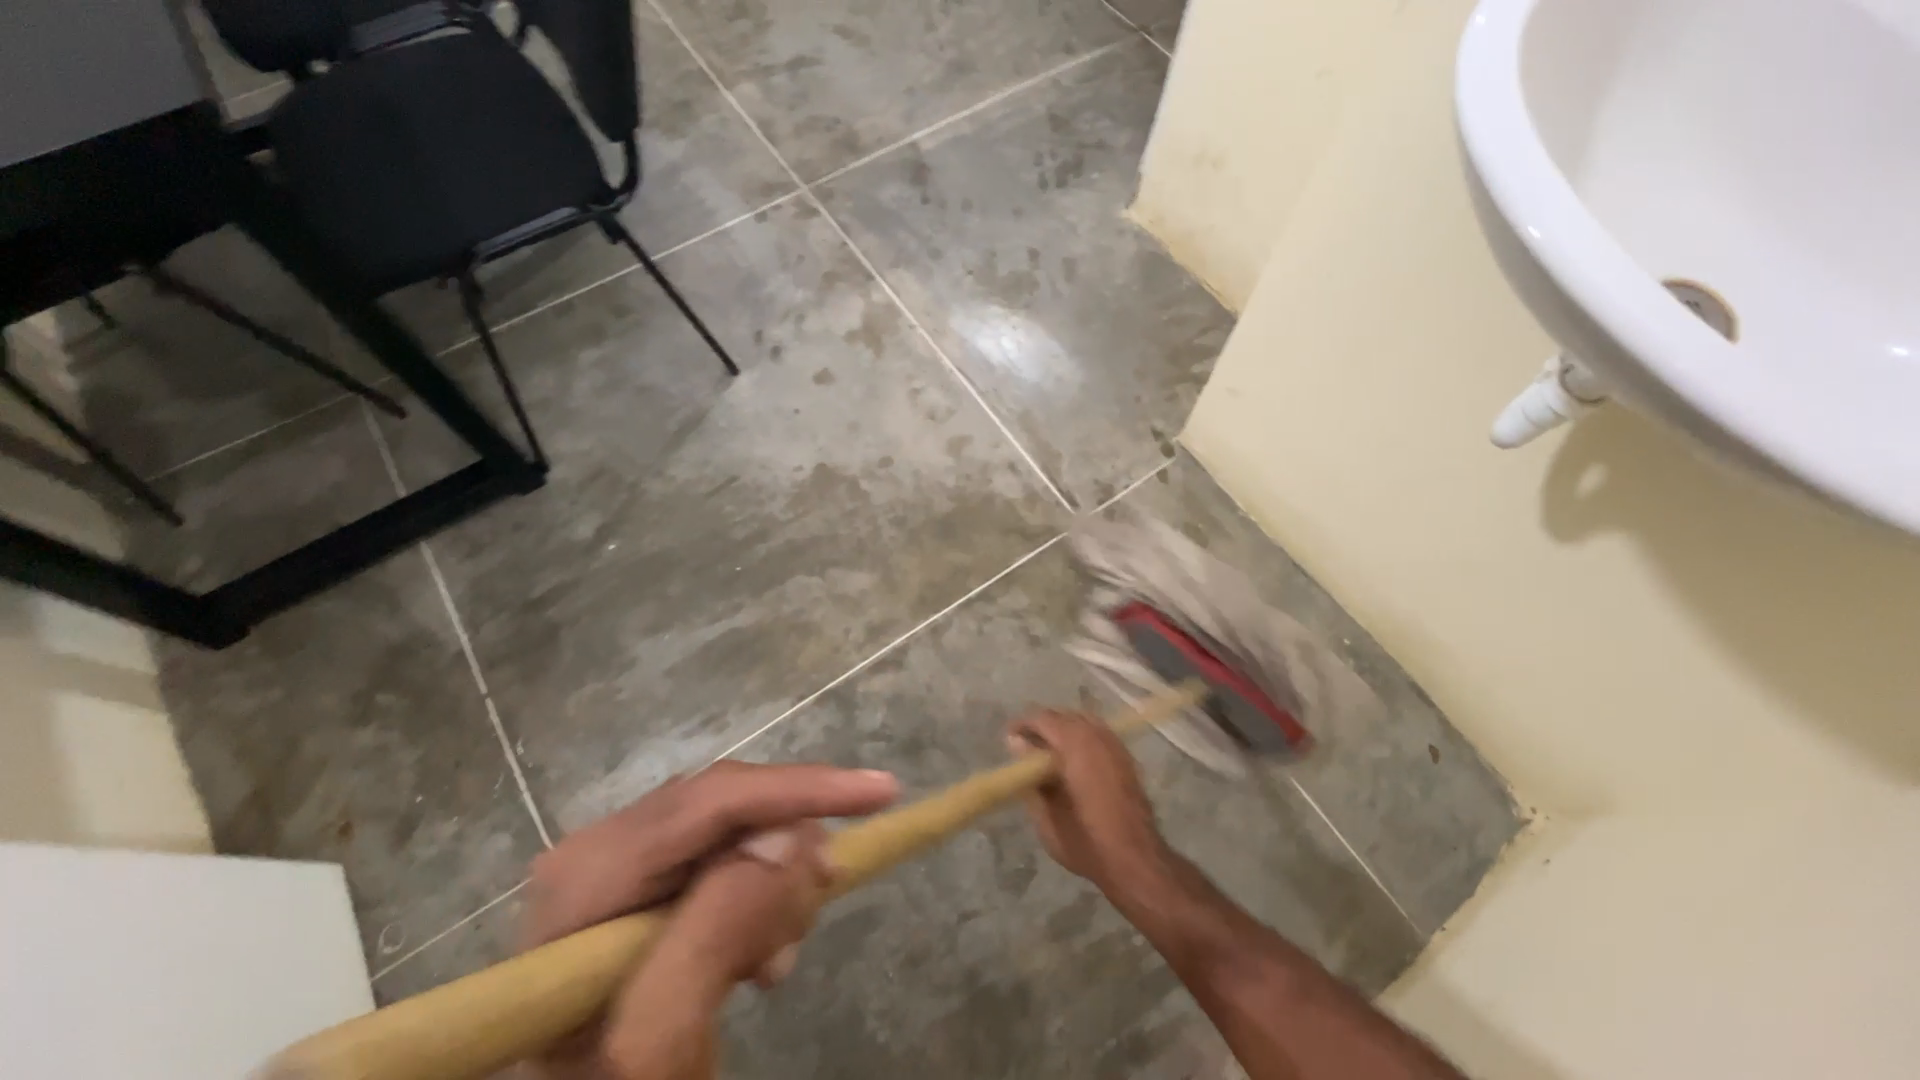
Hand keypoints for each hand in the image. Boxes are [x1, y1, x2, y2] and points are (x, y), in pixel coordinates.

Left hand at [522, 761, 898, 1078]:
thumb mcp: (660, 1045)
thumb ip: (714, 935)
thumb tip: (788, 835)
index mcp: (586, 881)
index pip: (706, 803)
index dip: (797, 790)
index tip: (883, 791)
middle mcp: (598, 852)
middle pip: (726, 808)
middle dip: (786, 854)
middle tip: (808, 923)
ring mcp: (621, 866)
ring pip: (736, 828)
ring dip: (777, 888)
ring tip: (770, 966)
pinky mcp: (645, 885)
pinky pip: (729, 857)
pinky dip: (763, 901)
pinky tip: (758, 959)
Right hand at [1008, 710, 1173, 897]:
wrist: (1135, 859)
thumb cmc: (1084, 840)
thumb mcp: (1046, 813)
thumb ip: (1030, 774)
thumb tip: (1017, 744)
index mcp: (1076, 746)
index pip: (1044, 718)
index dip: (1023, 725)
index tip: (1009, 739)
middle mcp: (1098, 738)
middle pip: (1065, 716)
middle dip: (1043, 726)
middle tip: (1025, 747)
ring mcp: (1116, 747)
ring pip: (1085, 722)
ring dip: (1064, 731)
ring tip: (1048, 754)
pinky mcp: (1127, 760)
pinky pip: (1100, 735)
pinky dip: (1083, 739)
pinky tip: (1073, 762)